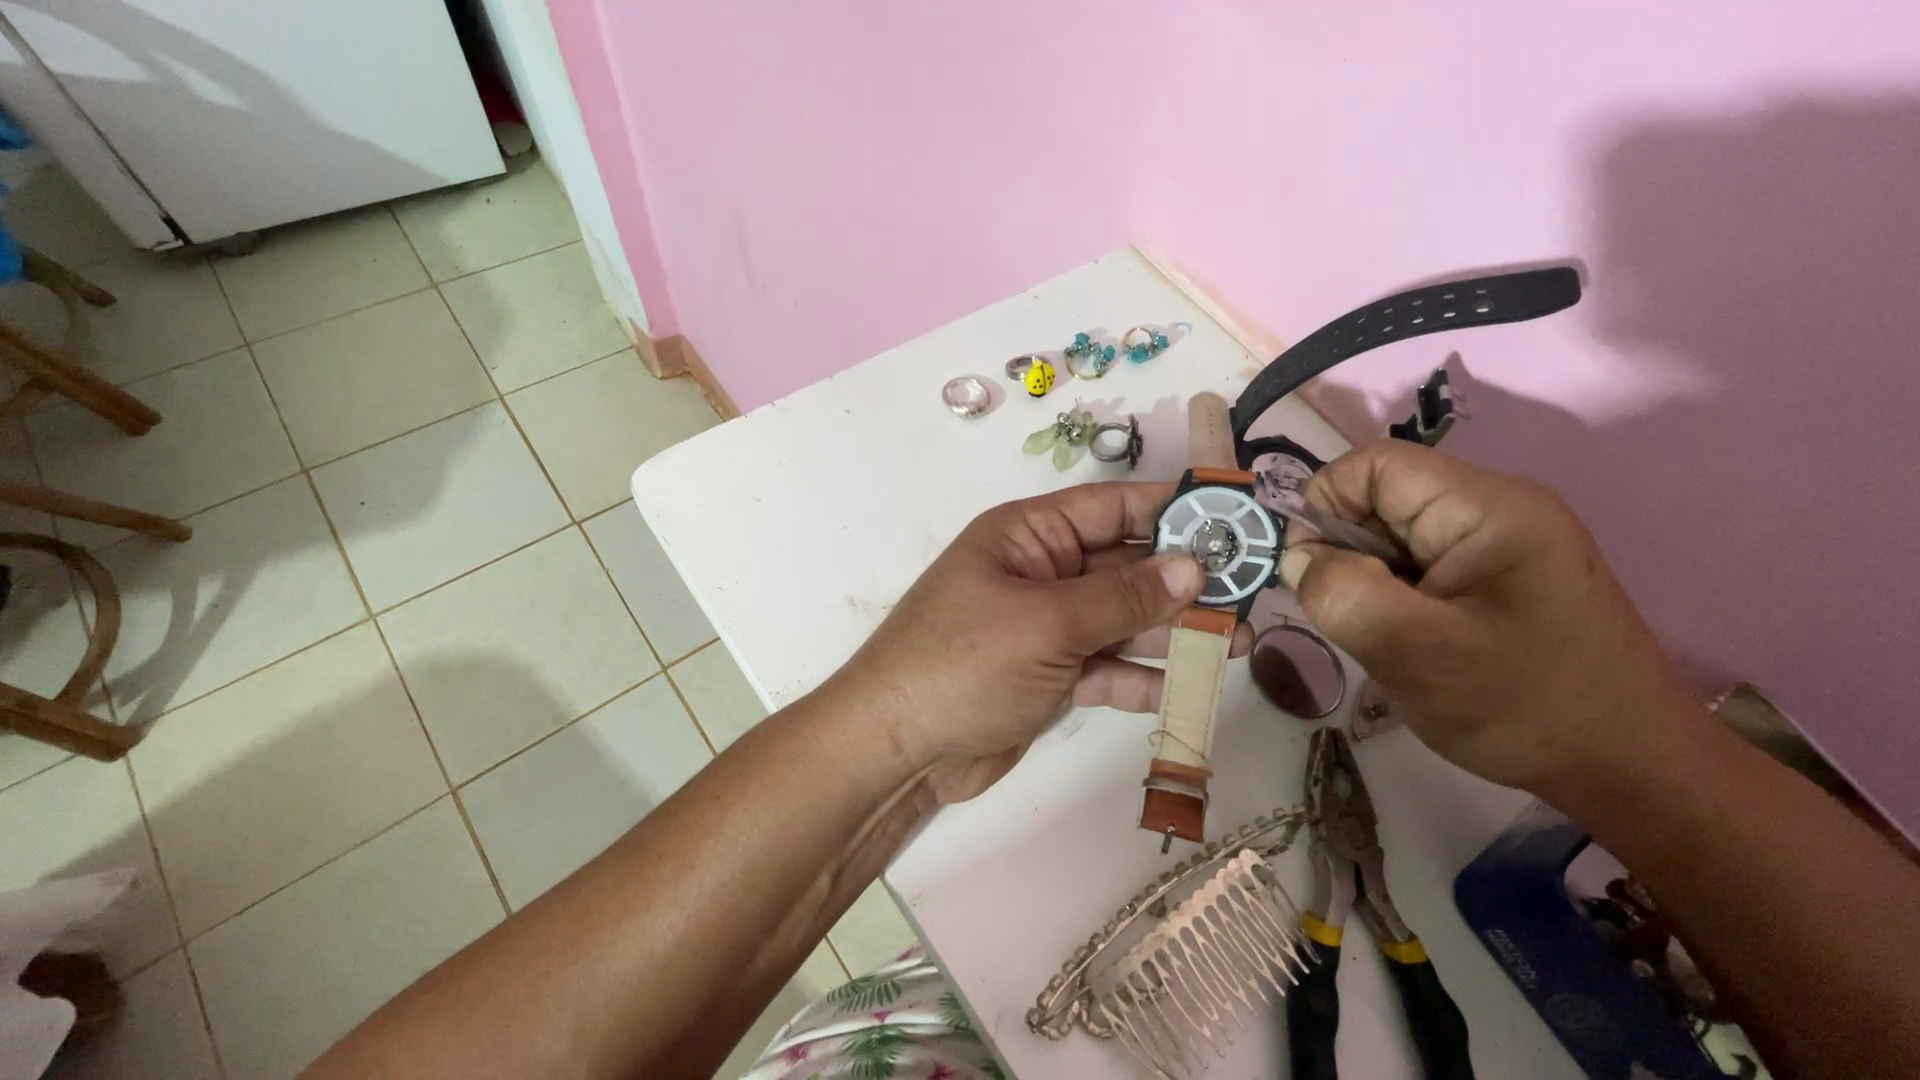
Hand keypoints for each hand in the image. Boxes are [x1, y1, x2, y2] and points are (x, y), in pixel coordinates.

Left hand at [825, 482, 1246, 803]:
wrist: (898, 750)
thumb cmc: (963, 663)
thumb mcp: (1047, 622)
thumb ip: (1123, 597)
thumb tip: (1194, 565)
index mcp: (1030, 535)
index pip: (1114, 507)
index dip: (1174, 510)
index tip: (1236, 519)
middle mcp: (1041, 573)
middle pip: (1126, 566)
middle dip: (1186, 580)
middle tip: (1253, 594)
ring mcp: (1045, 628)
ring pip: (1122, 620)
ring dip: (1175, 632)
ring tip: (1241, 643)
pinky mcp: (1048, 677)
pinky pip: (1105, 667)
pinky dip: (1140, 676)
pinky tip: (1186, 687)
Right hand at [1278, 440, 1694, 793]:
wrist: (1630, 768)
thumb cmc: (1525, 706)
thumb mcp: (1415, 653)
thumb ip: (1342, 593)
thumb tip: (1300, 557)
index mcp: (1486, 507)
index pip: (1373, 465)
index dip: (1325, 507)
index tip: (1317, 575)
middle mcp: (1497, 509)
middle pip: (1382, 500)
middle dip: (1349, 555)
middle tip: (1361, 622)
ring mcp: (1503, 544)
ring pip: (1396, 538)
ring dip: (1372, 584)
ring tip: (1394, 641)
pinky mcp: (1503, 577)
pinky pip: (1421, 567)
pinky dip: (1398, 601)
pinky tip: (1418, 645)